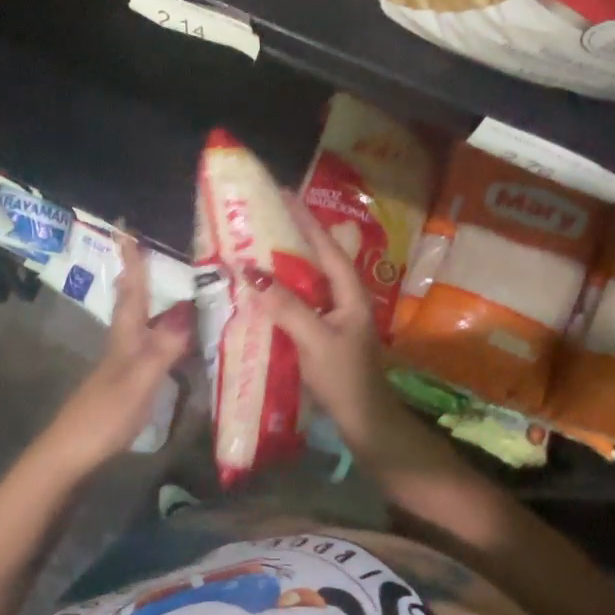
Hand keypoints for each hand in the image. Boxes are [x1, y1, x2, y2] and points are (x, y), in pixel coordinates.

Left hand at [37, 235, 191, 475]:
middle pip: (131, 304)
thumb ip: (163, 349)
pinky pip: (145, 349)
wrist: (69, 454)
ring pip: (137, 326)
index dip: (131, 261)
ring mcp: (119, 367)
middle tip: (145, 249)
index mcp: (124, 341)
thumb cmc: (102, 418)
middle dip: (138, 276)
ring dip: (148, 304)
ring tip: (165, 287)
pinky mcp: (123, 386)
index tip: (126, 227)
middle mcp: (121, 347)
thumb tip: (188, 311)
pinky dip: (158, 336)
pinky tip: (166, 344)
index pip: (132, 292)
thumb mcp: (138, 383)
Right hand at [249, 190, 405, 450]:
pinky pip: (299, 305)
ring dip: (284, 266)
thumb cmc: (345, 379)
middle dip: (292, 238)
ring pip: (307, 283)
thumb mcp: (315, 340)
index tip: (284, 194)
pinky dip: (281, 294)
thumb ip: (286, 306)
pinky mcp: (323, 336)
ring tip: (255, 247)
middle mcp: (344, 300)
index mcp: (350, 294)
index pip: (326, 248)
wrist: (363, 420)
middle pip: (317, 260)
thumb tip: (252, 272)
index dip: (306, 221)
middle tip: (263, 217)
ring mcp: (334, 319)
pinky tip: (260, 294)